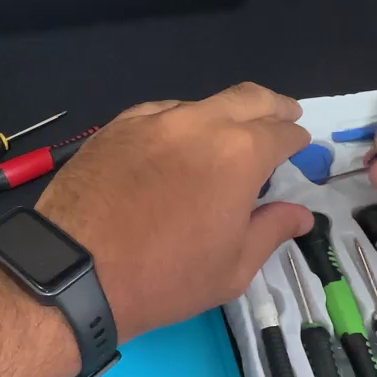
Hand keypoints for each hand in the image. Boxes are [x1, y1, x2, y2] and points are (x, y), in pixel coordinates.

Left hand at [37, 83, 314, 337]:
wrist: (75, 270)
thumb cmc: (164, 278)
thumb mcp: (231, 268)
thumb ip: (271, 231)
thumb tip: (300, 213)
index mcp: (238, 153)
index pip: (281, 133)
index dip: (296, 139)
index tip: (300, 146)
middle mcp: (199, 122)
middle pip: (247, 98)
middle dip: (272, 106)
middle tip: (284, 115)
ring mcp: (153, 120)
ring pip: (200, 103)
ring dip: (222, 114)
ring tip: (227, 134)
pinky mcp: (116, 127)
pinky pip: (159, 113)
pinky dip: (179, 122)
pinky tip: (176, 140)